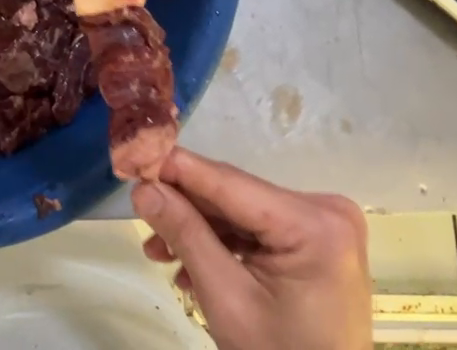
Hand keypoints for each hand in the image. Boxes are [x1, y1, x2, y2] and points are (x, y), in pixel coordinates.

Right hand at [133, 149, 371, 349]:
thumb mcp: (226, 298)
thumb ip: (184, 234)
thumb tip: (142, 188)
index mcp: (314, 222)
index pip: (227, 180)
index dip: (174, 166)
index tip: (131, 158)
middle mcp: (324, 210)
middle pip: (233, 195)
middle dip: (183, 207)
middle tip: (139, 214)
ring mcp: (323, 226)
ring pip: (239, 212)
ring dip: (197, 229)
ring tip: (158, 252)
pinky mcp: (316, 242)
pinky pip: (257, 229)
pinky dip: (223, 244)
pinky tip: (189, 266)